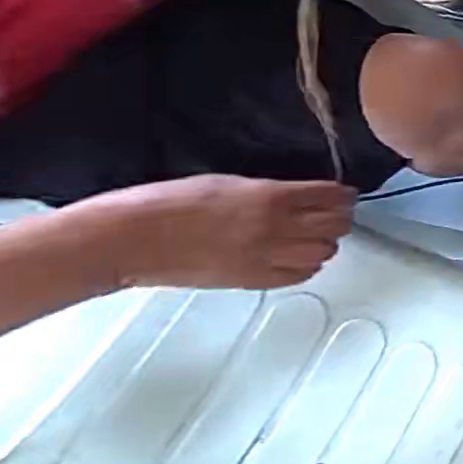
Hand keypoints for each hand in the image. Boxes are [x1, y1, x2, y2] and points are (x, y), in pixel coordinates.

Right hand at [66, 174, 353, 290]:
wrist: (119, 240)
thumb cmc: (166, 203)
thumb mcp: (232, 183)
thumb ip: (274, 192)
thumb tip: (304, 198)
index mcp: (274, 197)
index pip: (334, 196)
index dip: (343, 196)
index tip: (341, 196)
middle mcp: (277, 227)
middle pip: (338, 225)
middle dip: (338, 219)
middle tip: (328, 217)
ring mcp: (265, 256)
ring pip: (325, 251)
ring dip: (324, 243)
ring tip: (309, 238)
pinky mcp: (249, 280)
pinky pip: (299, 275)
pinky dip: (305, 267)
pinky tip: (293, 259)